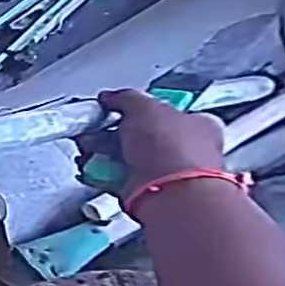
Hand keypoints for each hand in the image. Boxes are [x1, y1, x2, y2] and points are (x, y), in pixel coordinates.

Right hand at [98, 88, 226, 192]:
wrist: (167, 189)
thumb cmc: (172, 149)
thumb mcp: (146, 108)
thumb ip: (126, 98)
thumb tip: (110, 96)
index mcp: (195, 124)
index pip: (160, 111)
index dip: (132, 109)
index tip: (111, 108)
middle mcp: (180, 148)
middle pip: (133, 135)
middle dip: (106, 132)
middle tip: (93, 130)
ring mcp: (160, 170)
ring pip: (117, 155)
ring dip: (98, 152)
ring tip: (89, 150)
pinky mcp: (139, 187)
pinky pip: (109, 175)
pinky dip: (95, 171)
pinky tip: (90, 167)